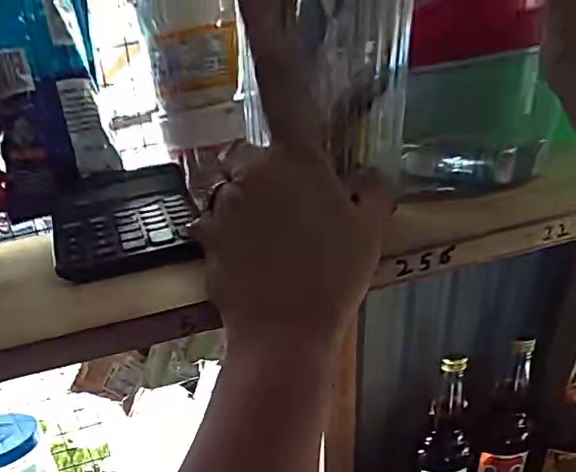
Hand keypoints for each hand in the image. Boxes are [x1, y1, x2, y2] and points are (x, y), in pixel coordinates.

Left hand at [192, 0, 392, 355]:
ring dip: (244, 210)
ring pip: (230, 192)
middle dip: (266, 180)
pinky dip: (227, 243)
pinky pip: (213, 228)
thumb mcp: (372, 231)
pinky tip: (248, 270)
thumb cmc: (333, 281)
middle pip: (253, 157)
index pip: (283, 83)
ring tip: (268, 254)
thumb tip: (363, 175)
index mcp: (298, 158)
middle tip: (291, 226)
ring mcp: (223, 207)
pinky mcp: (204, 240)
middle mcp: (253, 171)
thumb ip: (371, 189)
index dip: (267, 31)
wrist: (285, 336)